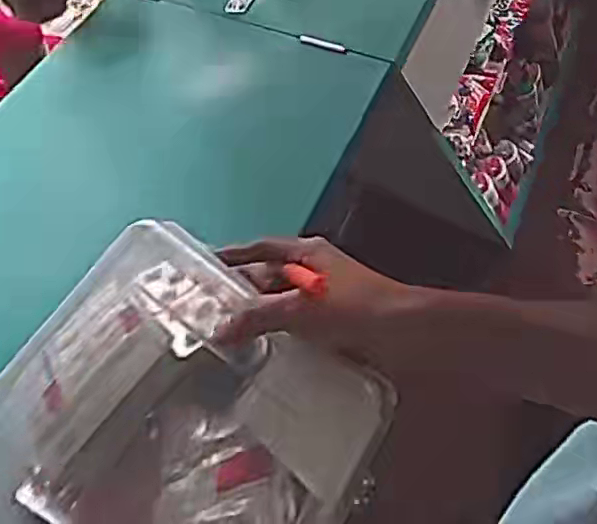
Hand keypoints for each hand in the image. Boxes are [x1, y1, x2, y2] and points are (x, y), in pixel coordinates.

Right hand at [215, 236, 423, 358]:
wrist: (398, 327)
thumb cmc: (351, 306)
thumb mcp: (301, 309)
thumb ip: (259, 316)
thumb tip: (219, 328)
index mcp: (307, 253)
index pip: (261, 248)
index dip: (232, 255)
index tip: (200, 264)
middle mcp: (310, 267)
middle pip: (266, 274)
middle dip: (236, 290)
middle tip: (198, 310)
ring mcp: (319, 292)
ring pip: (275, 299)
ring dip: (251, 313)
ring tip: (215, 333)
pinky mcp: (326, 317)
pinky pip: (288, 319)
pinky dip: (269, 328)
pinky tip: (252, 347)